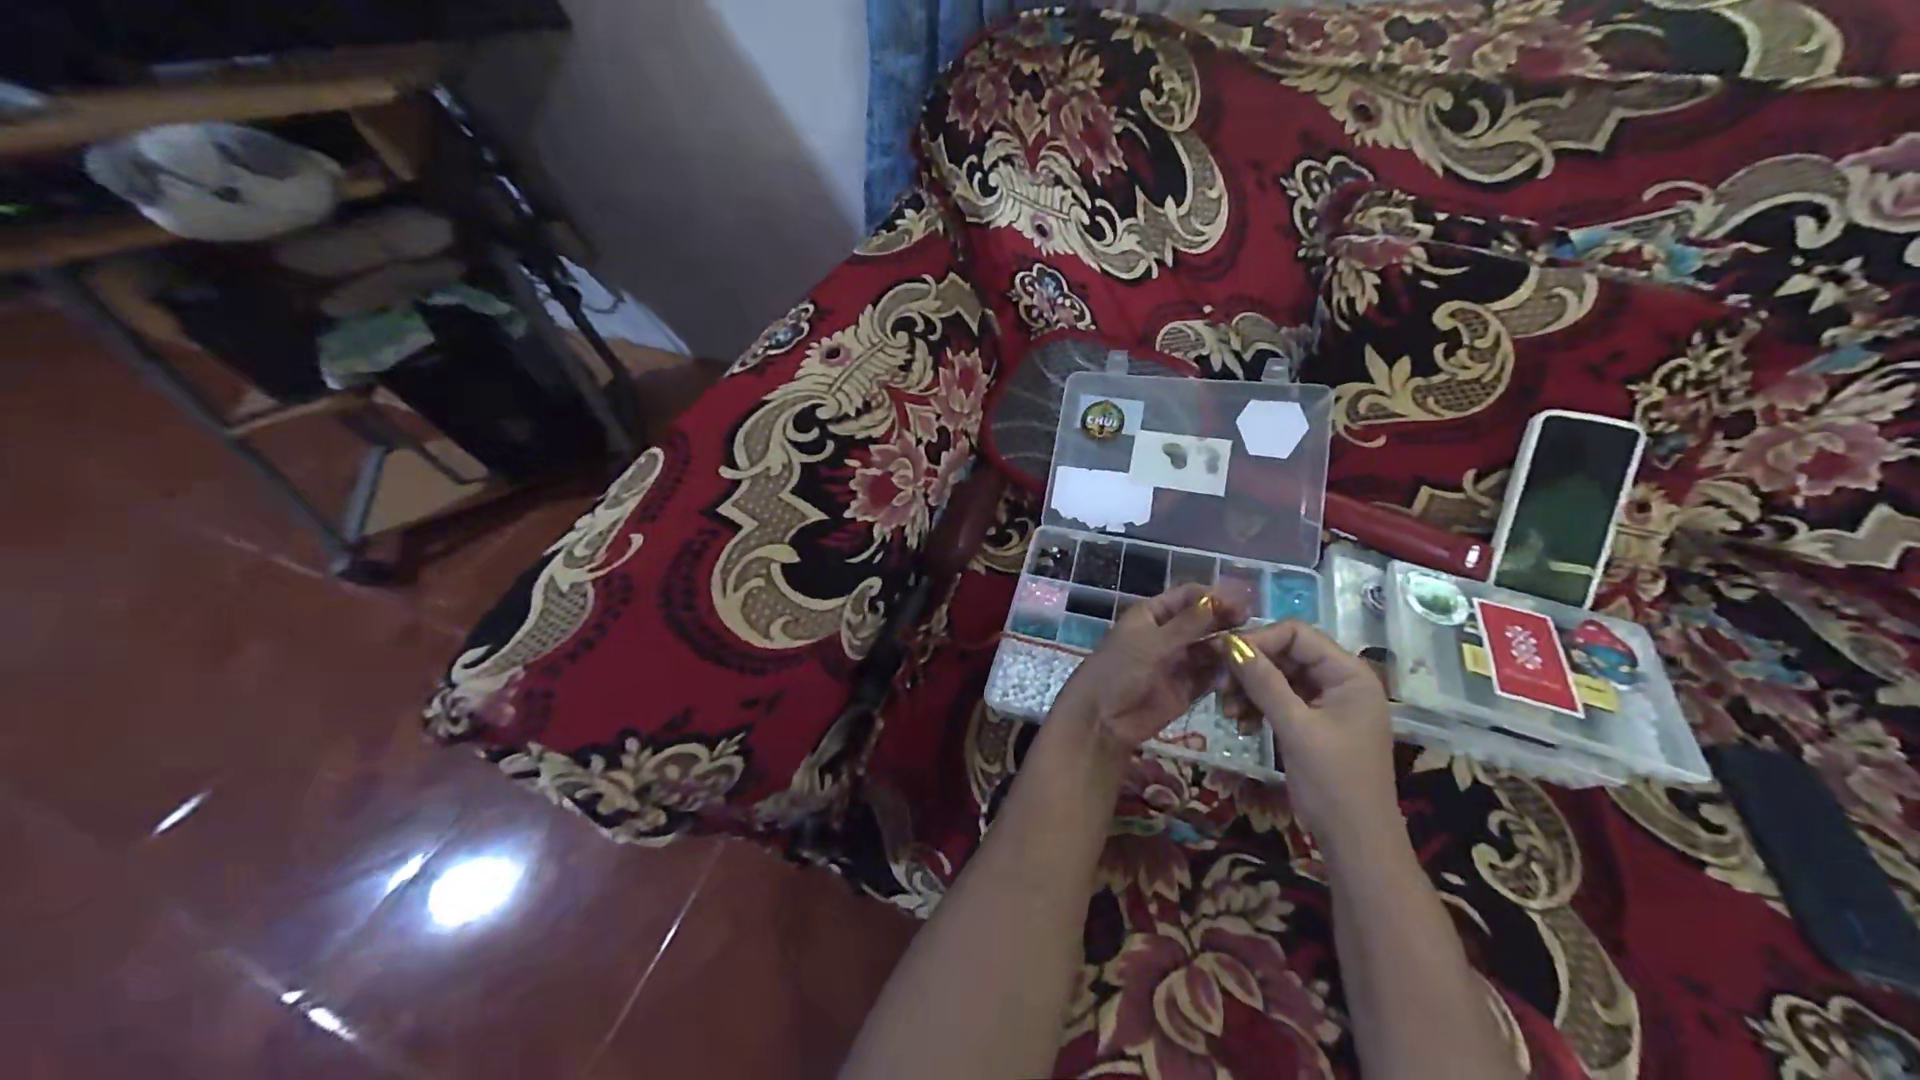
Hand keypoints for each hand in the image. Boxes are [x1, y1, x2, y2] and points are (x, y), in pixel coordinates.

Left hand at [1049, 583, 1245, 754]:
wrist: (1100, 719)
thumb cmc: (1117, 671)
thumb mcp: (1150, 643)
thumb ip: (1186, 625)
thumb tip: (1217, 599)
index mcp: (1152, 615)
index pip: (1188, 597)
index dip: (1213, 596)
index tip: (1241, 602)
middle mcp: (1168, 634)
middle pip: (1203, 621)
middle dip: (1225, 620)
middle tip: (1251, 622)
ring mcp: (1178, 661)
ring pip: (1210, 648)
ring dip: (1227, 647)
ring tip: (1247, 649)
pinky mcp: (1186, 688)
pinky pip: (1210, 675)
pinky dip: (1223, 673)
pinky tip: (1238, 672)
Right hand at [1215, 621, 1399, 849]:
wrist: (1355, 840)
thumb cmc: (1333, 780)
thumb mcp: (1295, 727)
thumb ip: (1263, 682)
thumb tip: (1230, 643)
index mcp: (1349, 674)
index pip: (1297, 635)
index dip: (1259, 640)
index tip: (1224, 658)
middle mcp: (1340, 680)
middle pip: (1286, 654)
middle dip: (1251, 668)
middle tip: (1220, 688)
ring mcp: (1327, 702)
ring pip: (1279, 677)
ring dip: (1249, 689)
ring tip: (1228, 712)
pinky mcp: (1314, 722)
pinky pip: (1280, 699)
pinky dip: (1258, 707)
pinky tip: (1241, 723)